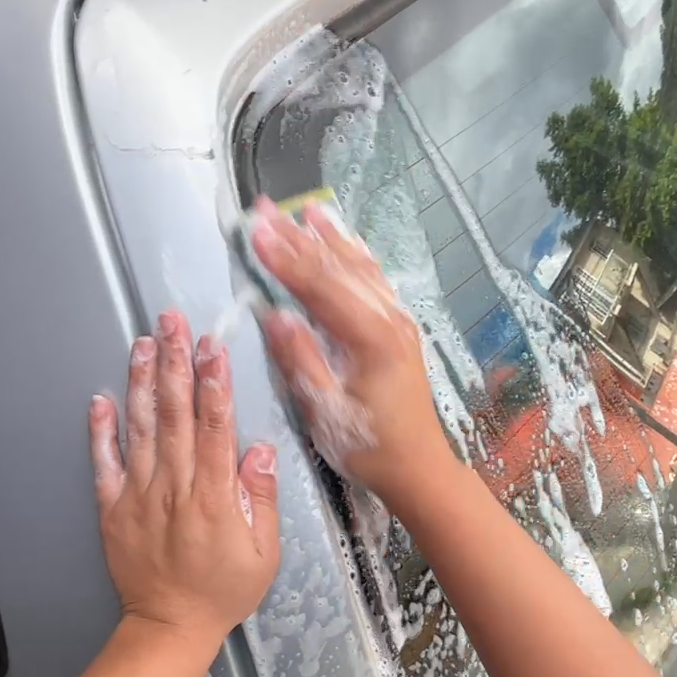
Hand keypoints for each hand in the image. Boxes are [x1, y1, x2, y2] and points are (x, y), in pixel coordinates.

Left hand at [88, 310, 281, 650]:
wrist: (169, 626)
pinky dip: (100, 431)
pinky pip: (104, 463)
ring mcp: (139, 495)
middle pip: (175, 415)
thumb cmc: (222, 590)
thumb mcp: (262, 553)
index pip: (215, 427)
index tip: (212, 346)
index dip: (214, 382)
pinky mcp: (113, 507)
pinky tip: (100, 399)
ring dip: (141, 382)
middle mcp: (174, 488)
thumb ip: (260, 498)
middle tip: (172, 321)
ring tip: (142, 342)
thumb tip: (259, 449)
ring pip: (140, 429)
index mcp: (214, 497)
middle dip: (175, 363)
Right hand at [250, 196, 457, 506]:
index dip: (285, 258)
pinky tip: (348, 241)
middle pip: (338, 268)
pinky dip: (357, 255)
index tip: (256, 231)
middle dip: (300, 236)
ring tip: (306, 208)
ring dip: (330, 237)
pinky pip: (375, 280)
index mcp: (370, 337)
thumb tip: (274, 315)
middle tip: (266, 208)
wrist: (420, 468)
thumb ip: (300, 360)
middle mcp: (388, 319)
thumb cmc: (370, 446)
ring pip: (360, 268)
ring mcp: (398, 321)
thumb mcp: (326, 412)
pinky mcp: (399, 329)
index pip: (320, 286)